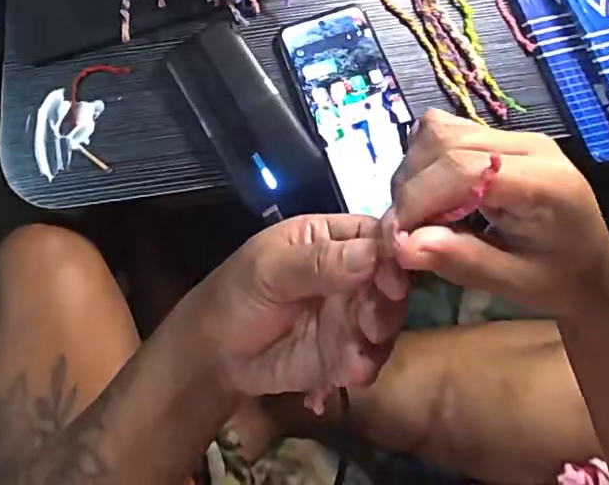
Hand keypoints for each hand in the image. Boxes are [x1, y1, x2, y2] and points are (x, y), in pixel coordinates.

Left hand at [178, 214, 408, 408]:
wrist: (216, 353)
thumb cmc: (237, 293)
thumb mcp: (269, 270)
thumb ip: (317, 262)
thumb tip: (372, 253)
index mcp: (328, 237)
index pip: (374, 235)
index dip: (391, 252)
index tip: (392, 278)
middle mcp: (348, 272)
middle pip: (389, 278)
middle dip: (388, 299)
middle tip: (371, 319)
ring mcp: (348, 314)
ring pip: (387, 319)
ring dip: (381, 334)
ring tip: (360, 345)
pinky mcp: (345, 353)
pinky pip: (371, 358)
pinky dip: (365, 366)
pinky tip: (348, 373)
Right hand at [381, 109, 608, 315]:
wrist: (590, 267)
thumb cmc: (561, 282)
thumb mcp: (517, 285)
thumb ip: (462, 261)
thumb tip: (401, 246)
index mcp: (547, 182)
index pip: (465, 170)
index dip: (420, 199)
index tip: (397, 240)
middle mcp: (528, 144)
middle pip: (444, 142)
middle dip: (412, 188)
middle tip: (404, 233)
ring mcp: (511, 133)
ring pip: (437, 130)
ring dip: (413, 172)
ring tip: (418, 213)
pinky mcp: (494, 133)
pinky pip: (442, 129)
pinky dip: (423, 158)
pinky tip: (432, 191)